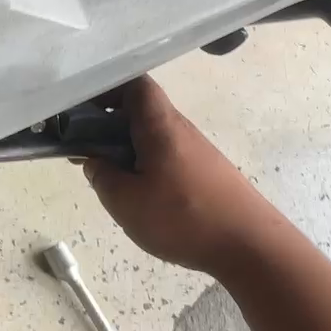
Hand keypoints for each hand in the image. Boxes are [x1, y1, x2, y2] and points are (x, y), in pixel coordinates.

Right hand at [84, 77, 289, 275]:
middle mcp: (180, 129)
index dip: (104, 88)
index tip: (79, 107)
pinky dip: (143, 165)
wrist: (251, 247)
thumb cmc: (183, 217)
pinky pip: (164, 156)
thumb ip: (101, 176)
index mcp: (160, 125)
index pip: (134, 84)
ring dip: (123, 147)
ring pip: (151, 136)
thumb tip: (96, 161)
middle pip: (140, 110)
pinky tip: (137, 194)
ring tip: (105, 176)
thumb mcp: (125, 201)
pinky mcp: (204, 173)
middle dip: (106, 122)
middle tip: (82, 147)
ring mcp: (195, 151)